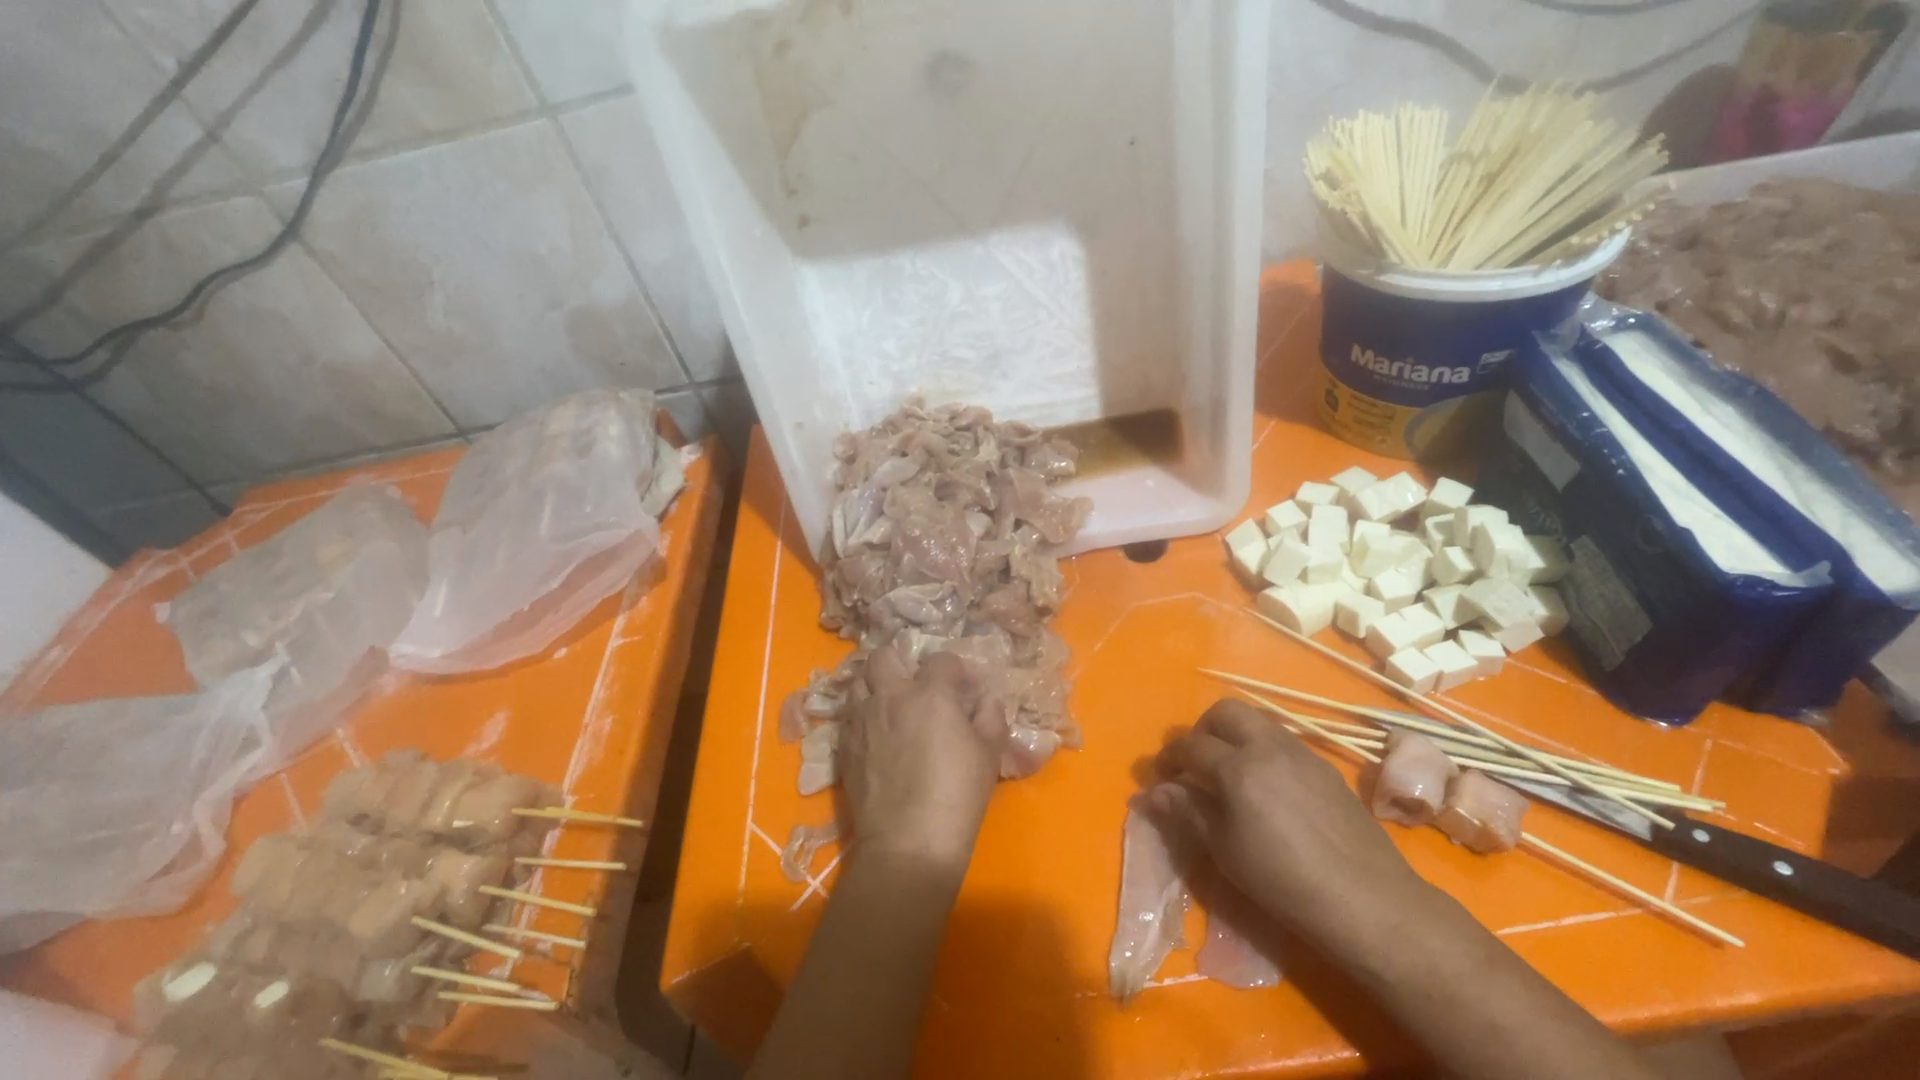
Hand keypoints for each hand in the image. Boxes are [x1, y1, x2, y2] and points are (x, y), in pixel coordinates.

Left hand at [841, 650, 1008, 873]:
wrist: (909, 840)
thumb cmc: (958, 794)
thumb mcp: (989, 754)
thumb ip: (990, 717)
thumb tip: (985, 701)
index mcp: (930, 693)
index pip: (941, 660)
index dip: (955, 670)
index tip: (965, 688)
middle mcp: (890, 696)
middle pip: (884, 656)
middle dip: (900, 661)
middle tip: (915, 684)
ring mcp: (862, 719)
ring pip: (858, 681)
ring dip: (875, 685)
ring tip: (890, 704)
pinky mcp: (845, 745)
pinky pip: (848, 715)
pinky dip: (862, 714)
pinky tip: (876, 733)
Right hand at [1153, 700, 1428, 942]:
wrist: (1366, 899)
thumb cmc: (1282, 880)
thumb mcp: (1225, 850)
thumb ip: (1188, 812)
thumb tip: (1154, 792)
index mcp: (1238, 767)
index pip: (1191, 746)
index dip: (1169, 759)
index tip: (1160, 778)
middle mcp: (1269, 747)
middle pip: (1226, 712)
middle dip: (1202, 730)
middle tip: (1195, 765)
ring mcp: (1302, 753)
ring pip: (1258, 722)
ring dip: (1234, 737)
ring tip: (1229, 776)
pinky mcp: (1326, 768)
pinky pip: (1283, 742)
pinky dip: (1262, 751)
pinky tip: (1266, 790)